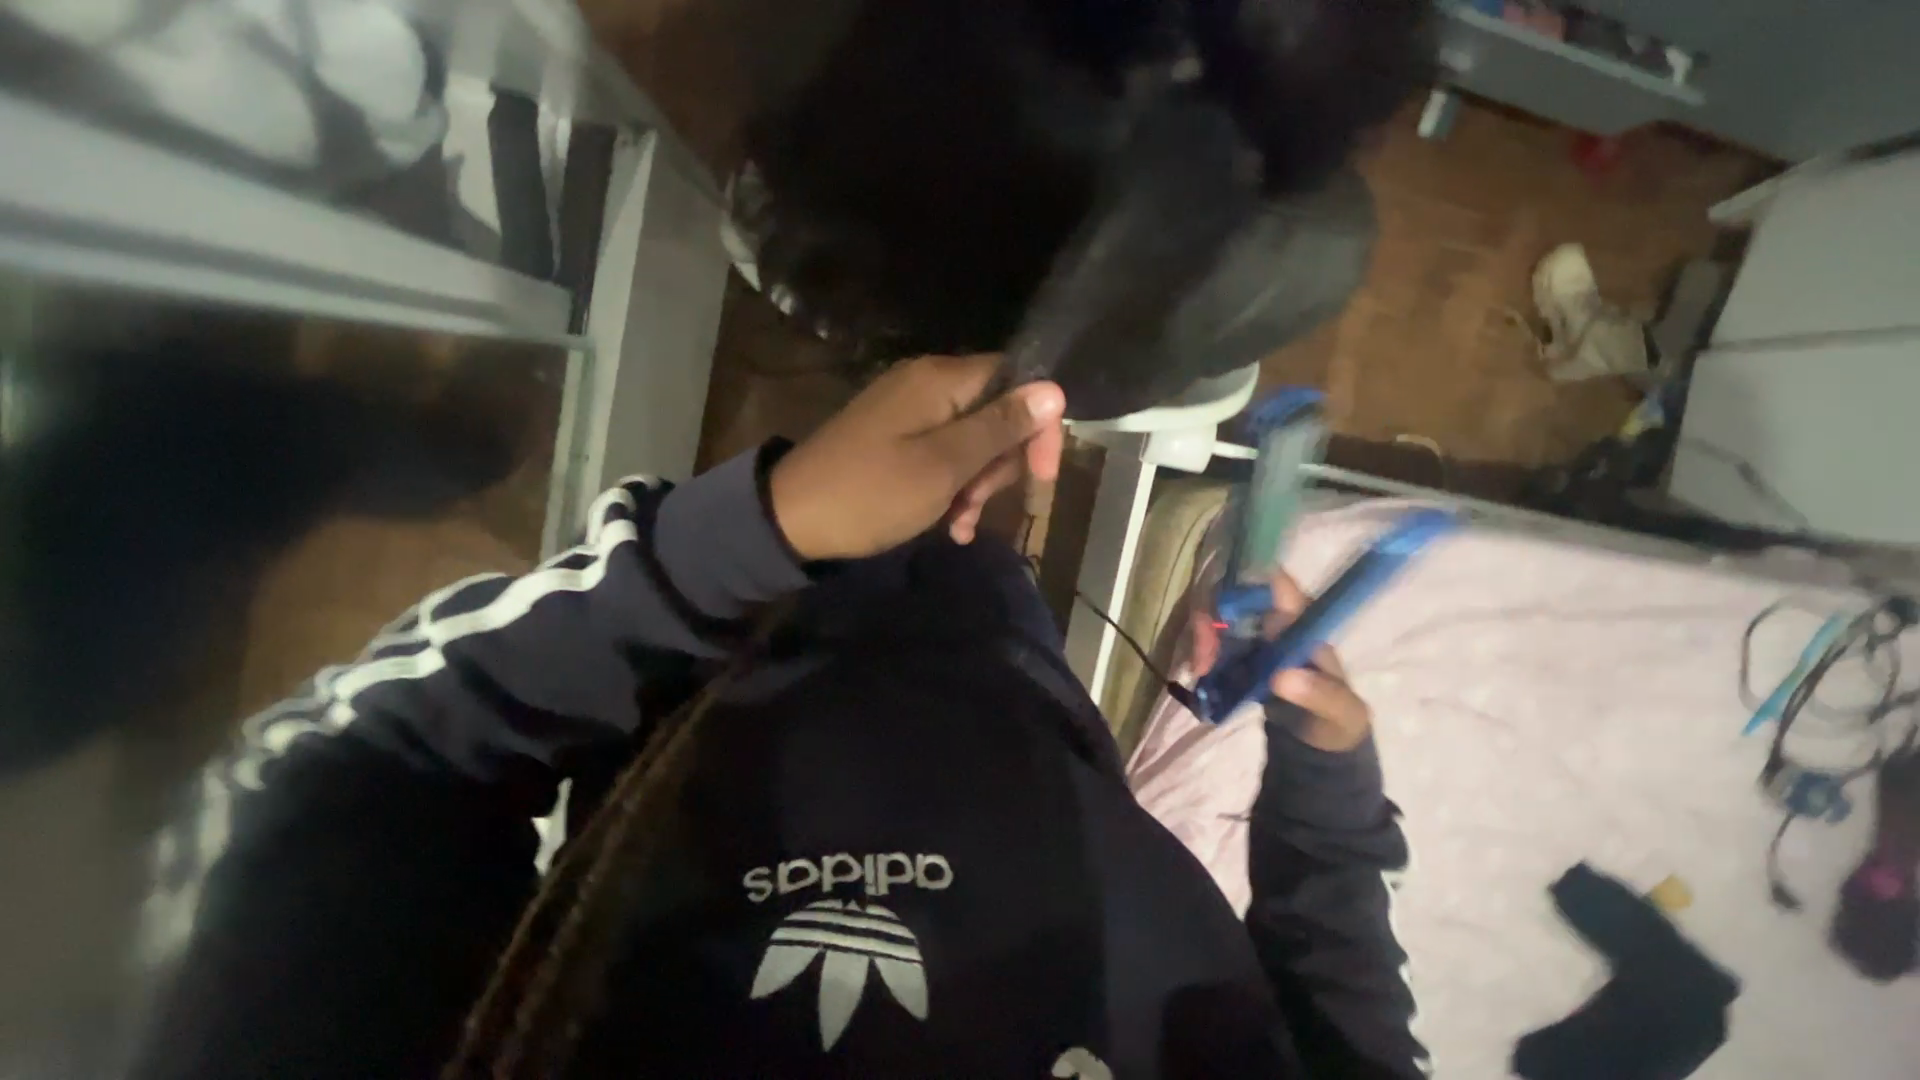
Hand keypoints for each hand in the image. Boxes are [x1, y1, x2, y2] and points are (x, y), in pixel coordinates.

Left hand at [769, 354, 1065, 560]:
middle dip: (999, 466)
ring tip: (958, 526)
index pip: (1017, 379)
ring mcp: (907, 410)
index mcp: (941, 379)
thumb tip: (1055, 390)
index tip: (1041, 476)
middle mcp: (927, 383)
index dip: (1037, 425)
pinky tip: (948, 526)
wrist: (790, 518)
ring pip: (970, 441)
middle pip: (995, 412)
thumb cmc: (873, 493)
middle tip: (977, 504)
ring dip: (975, 486)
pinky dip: (950, 488)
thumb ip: (1000, 427)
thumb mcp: (944, 465)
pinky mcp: (893, 437)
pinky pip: (941, 454)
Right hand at [1187, 571, 1371, 751]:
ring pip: (1213, 613)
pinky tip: (1198, 674)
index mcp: (1304, 622)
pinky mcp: (1234, 650)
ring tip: (1200, 672)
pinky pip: (1206, 637)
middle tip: (1203, 658)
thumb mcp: (1341, 714)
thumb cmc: (1335, 719)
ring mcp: (1251, 632)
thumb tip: (1282, 676)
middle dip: (1209, 617)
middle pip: (1231, 592)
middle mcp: (1274, 617)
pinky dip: (1196, 650)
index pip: (1273, 582)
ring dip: (1199, 636)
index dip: (1242, 583)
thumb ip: (1321, 695)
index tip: (1220, 613)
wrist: (1315, 742)